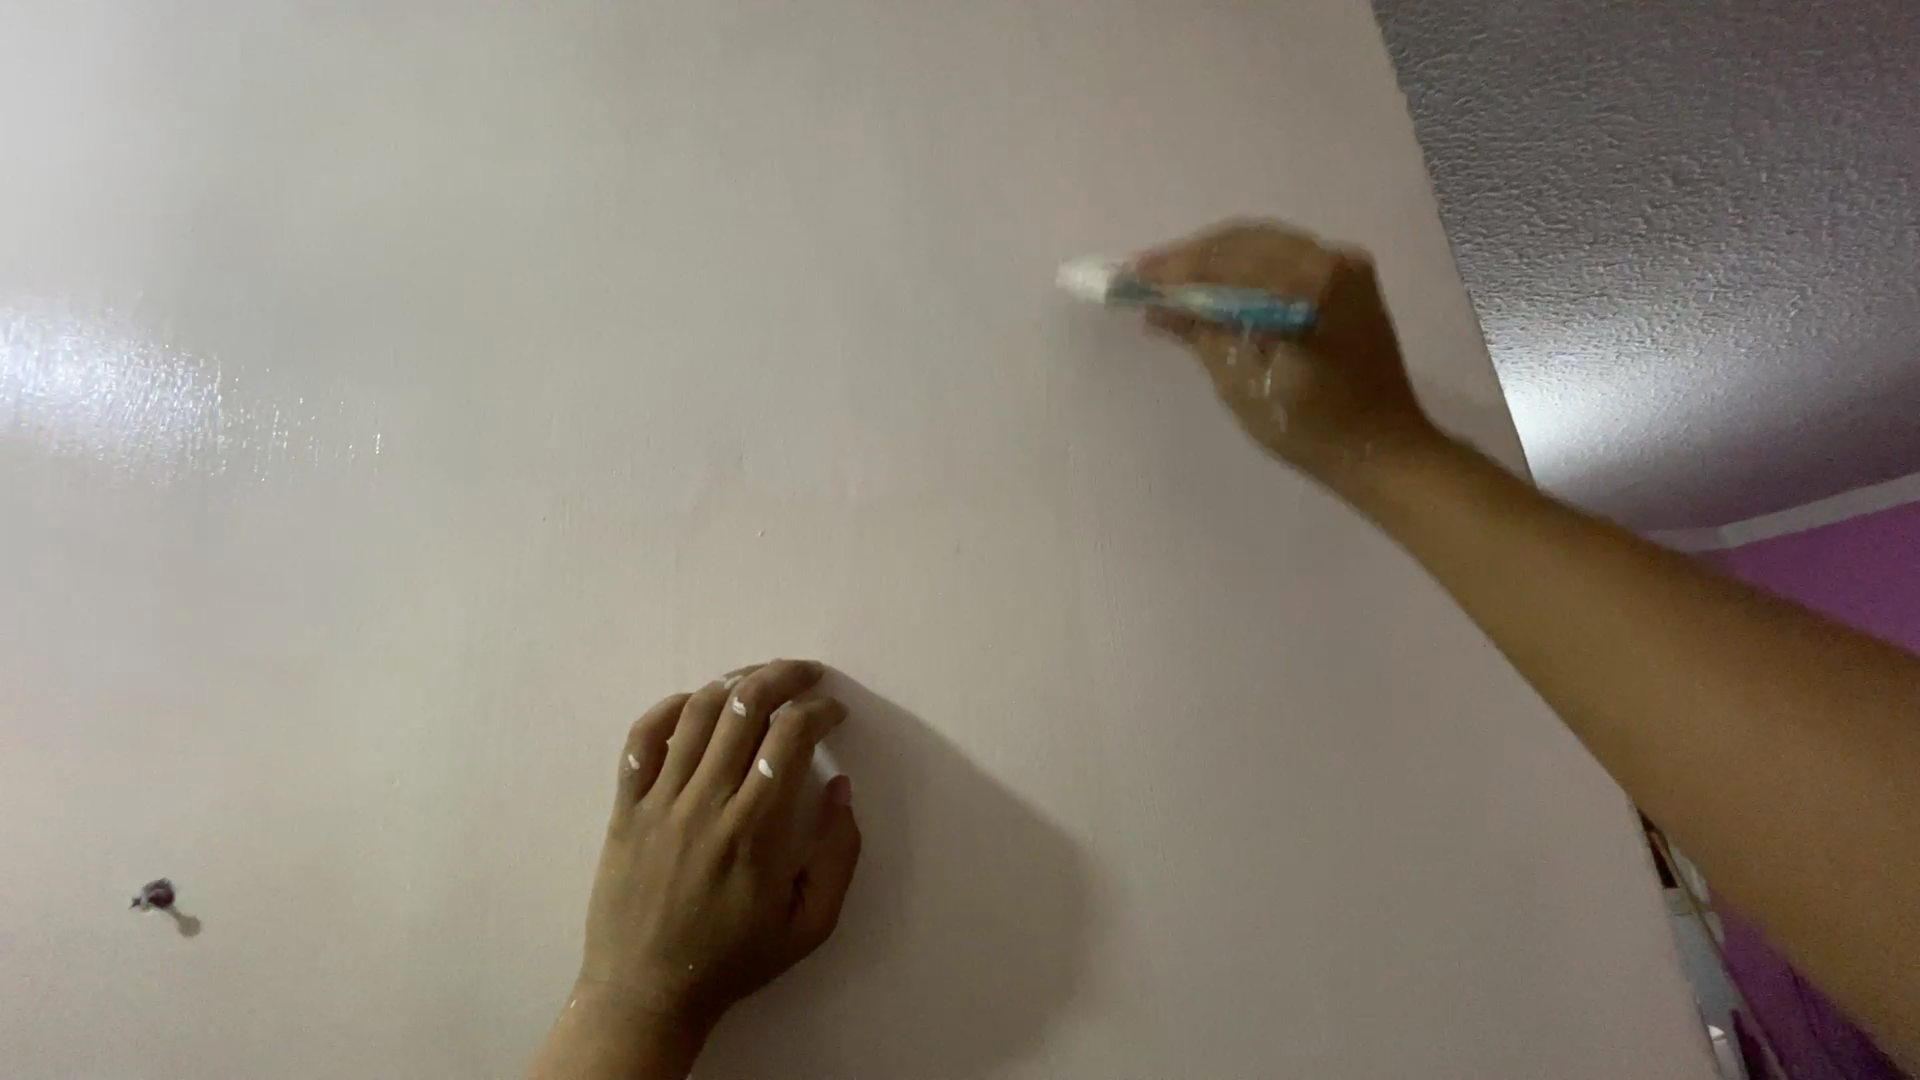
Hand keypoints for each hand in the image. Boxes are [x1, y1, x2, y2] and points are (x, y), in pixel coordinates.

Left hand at [541, 660, 859, 1076]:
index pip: (791, 736)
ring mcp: (659, 802)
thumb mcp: (811, 924)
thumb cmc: (735, 959)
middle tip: (807, 674)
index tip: (834, 712)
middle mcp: (707, 803)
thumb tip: (841, 787)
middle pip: (745, 708)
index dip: (820, 709)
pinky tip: (695, 702)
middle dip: (785, 676)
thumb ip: (839, 855)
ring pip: (697, 713)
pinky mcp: (625, 808)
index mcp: (756, 831)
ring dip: (735, 680)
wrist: (645, 996)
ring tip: (760, 676)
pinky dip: (668, 708)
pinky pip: (640, 740)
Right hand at [1130, 219, 1445, 485]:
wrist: (1382, 449)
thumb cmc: (1310, 428)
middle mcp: (1333, 259)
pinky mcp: (1347, 282)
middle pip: (1245, 241)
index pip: (1226, 258)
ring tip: (1168, 280)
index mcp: (1311, 283)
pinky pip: (1284, 261)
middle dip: (1189, 258)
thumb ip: (1201, 333)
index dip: (1173, 266)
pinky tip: (1214, 288)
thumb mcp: (1242, 384)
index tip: (1130, 274)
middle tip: (1142, 275)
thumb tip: (1156, 307)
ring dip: (1214, 261)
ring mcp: (1345, 267)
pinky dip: (1243, 271)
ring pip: (1263, 246)